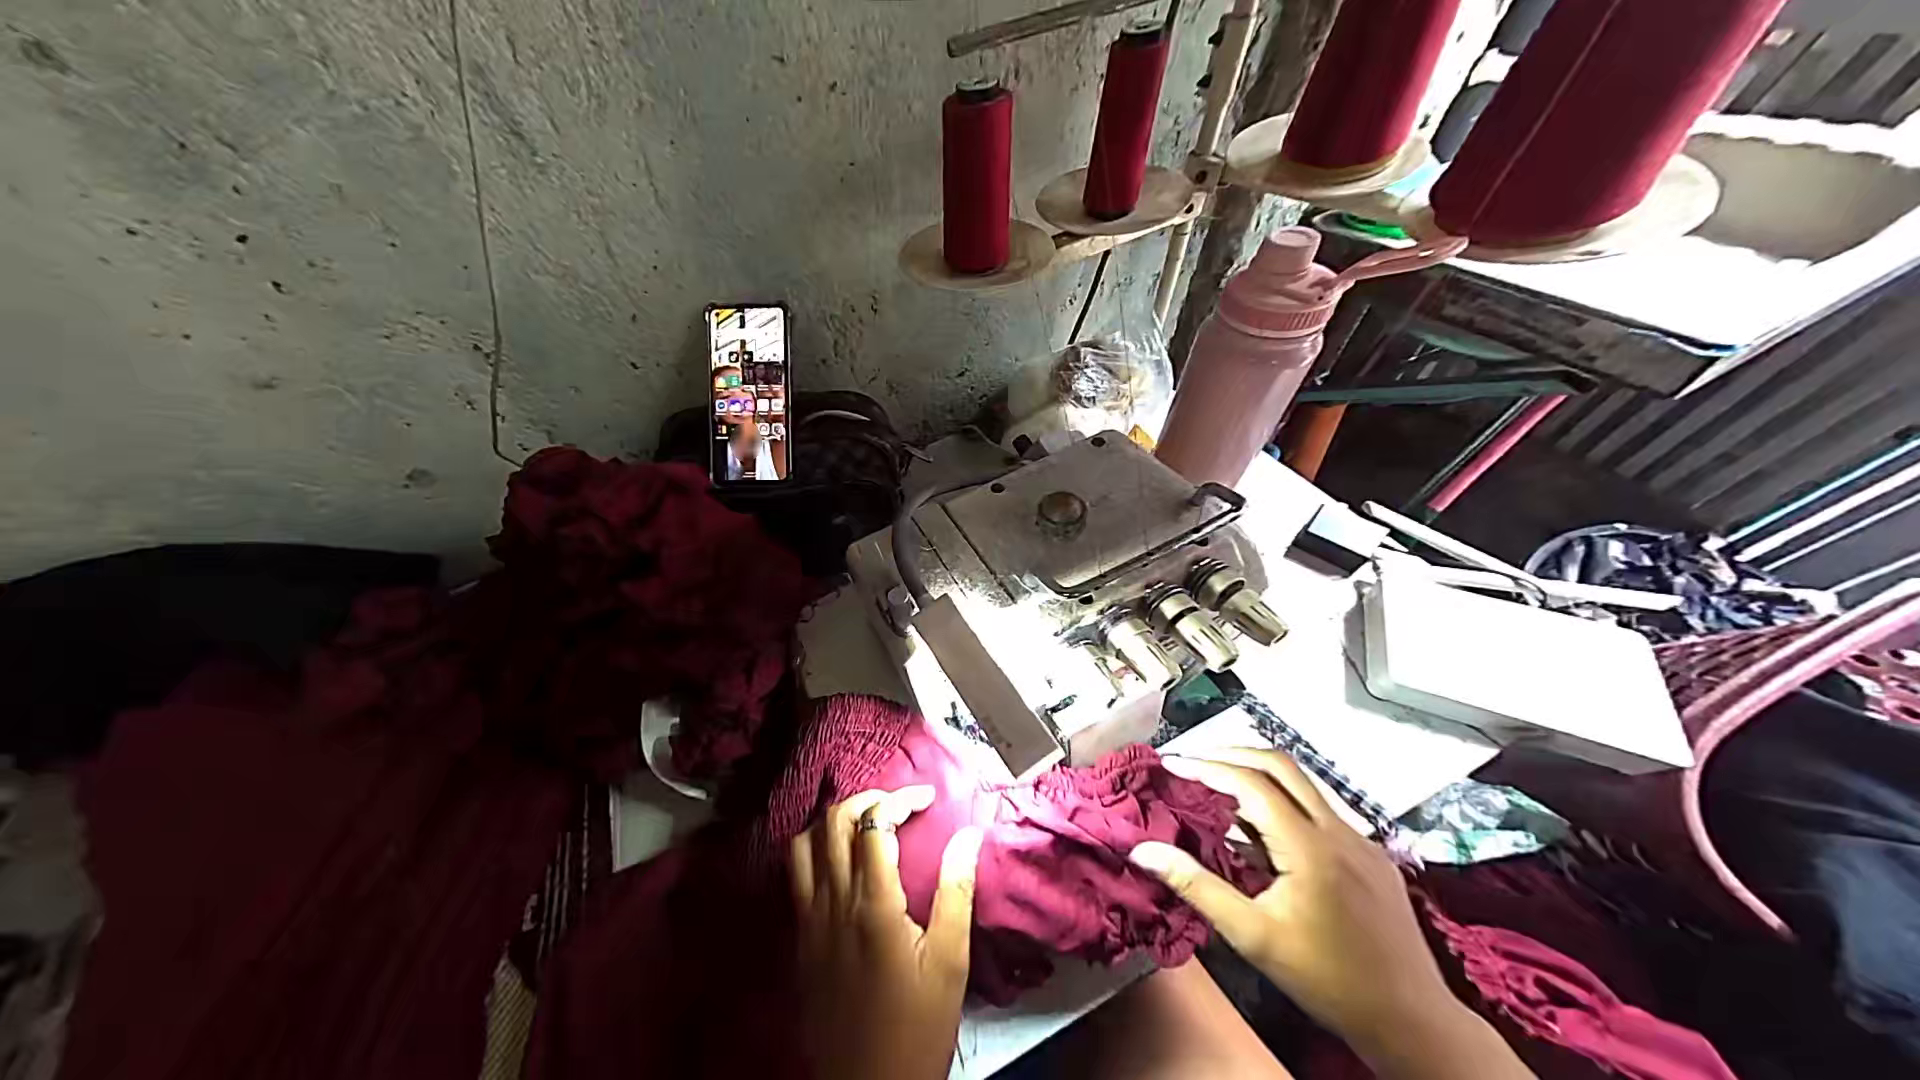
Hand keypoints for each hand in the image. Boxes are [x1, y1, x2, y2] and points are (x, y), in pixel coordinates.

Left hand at [790, 786, 983, 1079]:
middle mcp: (832, 902)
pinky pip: (796, 875)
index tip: (927, 798)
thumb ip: (956, 890)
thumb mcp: (949, 960)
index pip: (876, 822)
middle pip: (834, 821)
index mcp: (872, 903)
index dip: (902, 798)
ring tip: (866, 823)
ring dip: (834, 820)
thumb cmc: (917, 1027)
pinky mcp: (799, 939)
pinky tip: (840, 862)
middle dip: (867, 798)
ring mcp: (808, 920)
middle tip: (898, 804)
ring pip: (805, 843)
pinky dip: (815, 849)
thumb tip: (968, 834)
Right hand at [1129, 748, 1531, 1079]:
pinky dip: (1284, 802)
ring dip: (1258, 775)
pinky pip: (1320, 810)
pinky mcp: (1373, 853)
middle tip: (1194, 763)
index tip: (1170, 764)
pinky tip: (1264, 832)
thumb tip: (1143, 850)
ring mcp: (1362, 839)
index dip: (1206, 766)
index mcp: (1310, 847)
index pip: (1250, 782)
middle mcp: (1339, 830)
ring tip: (1219, 789)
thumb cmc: (1326, 980)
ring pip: (1303, 783)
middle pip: (1280, 764)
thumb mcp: (1252, 937)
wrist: (1413, 1022)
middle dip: (1232, 754)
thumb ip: (1197, 887)